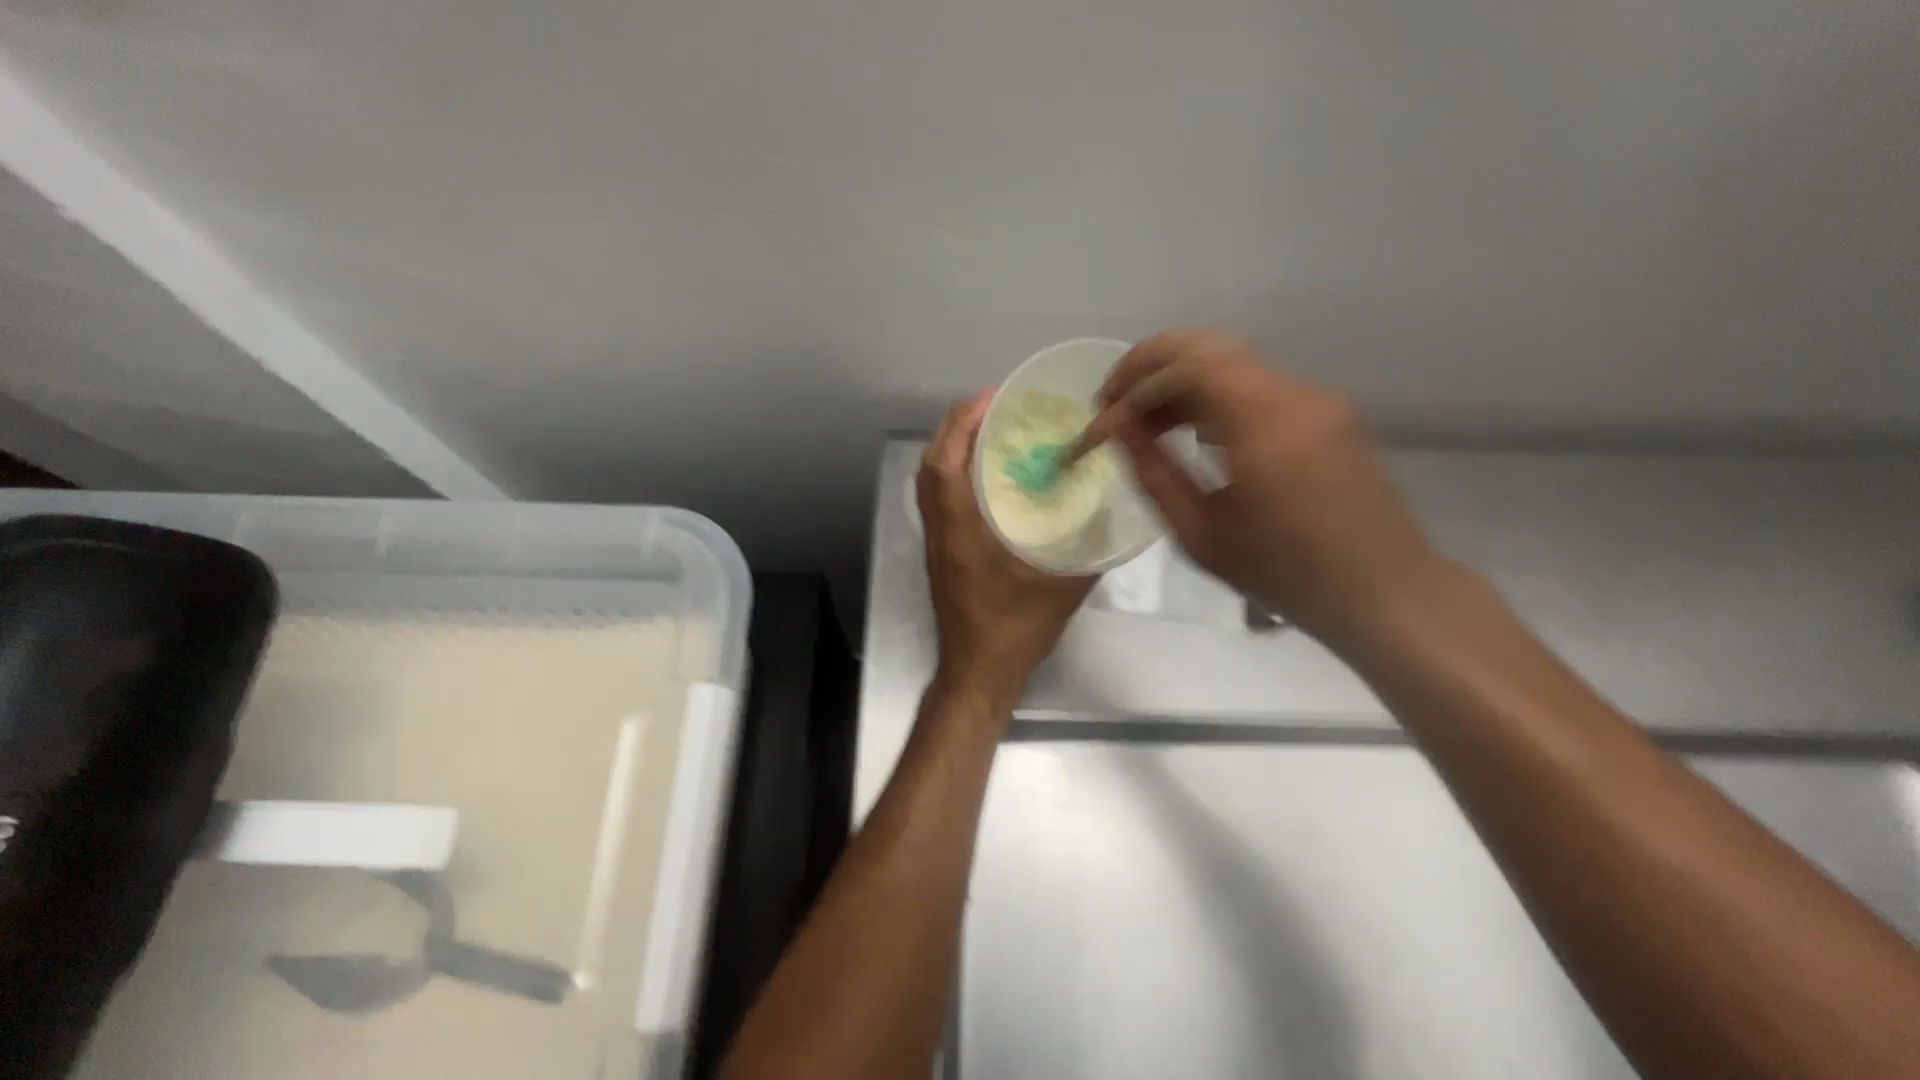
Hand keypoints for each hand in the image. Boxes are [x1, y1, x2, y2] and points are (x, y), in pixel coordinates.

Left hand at [919, 391, 1097, 702]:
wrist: (978, 673)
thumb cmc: (1015, 631)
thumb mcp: (1063, 589)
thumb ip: (1089, 549)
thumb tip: (1115, 511)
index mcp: (961, 531)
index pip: (947, 464)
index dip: (962, 424)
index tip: (990, 397)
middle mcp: (940, 530)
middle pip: (931, 465)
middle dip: (955, 428)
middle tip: (991, 407)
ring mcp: (936, 543)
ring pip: (930, 482)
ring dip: (951, 449)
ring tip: (986, 431)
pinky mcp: (940, 555)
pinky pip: (936, 499)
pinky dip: (952, 473)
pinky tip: (984, 475)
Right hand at [1100, 328, 1442, 642]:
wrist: (1385, 590)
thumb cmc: (1286, 574)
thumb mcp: (1201, 535)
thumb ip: (1154, 473)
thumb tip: (1117, 427)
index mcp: (1262, 422)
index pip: (1187, 357)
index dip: (1134, 372)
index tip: (1105, 413)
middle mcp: (1294, 394)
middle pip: (1209, 351)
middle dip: (1153, 373)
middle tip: (1119, 414)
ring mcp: (1318, 399)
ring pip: (1235, 366)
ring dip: (1185, 387)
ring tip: (1151, 430)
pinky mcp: (1331, 413)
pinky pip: (1260, 386)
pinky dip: (1218, 399)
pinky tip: (1198, 437)